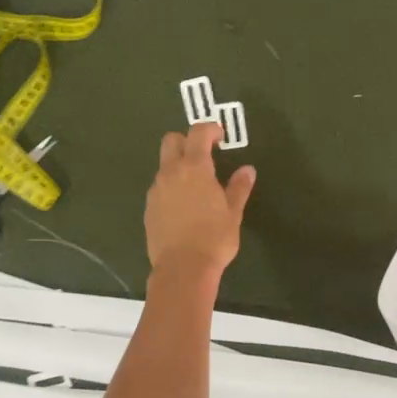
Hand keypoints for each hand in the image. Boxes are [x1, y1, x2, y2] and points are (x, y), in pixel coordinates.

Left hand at [145, 122, 255, 278]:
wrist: (183, 268)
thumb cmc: (214, 239)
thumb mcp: (233, 214)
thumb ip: (239, 188)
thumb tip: (247, 170)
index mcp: (195, 168)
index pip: (198, 133)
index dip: (210, 129)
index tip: (220, 136)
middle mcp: (171, 172)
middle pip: (172, 141)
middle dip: (186, 141)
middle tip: (203, 156)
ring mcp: (156, 190)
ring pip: (164, 166)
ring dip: (178, 167)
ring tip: (195, 189)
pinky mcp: (149, 208)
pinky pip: (160, 189)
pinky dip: (171, 189)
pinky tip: (183, 209)